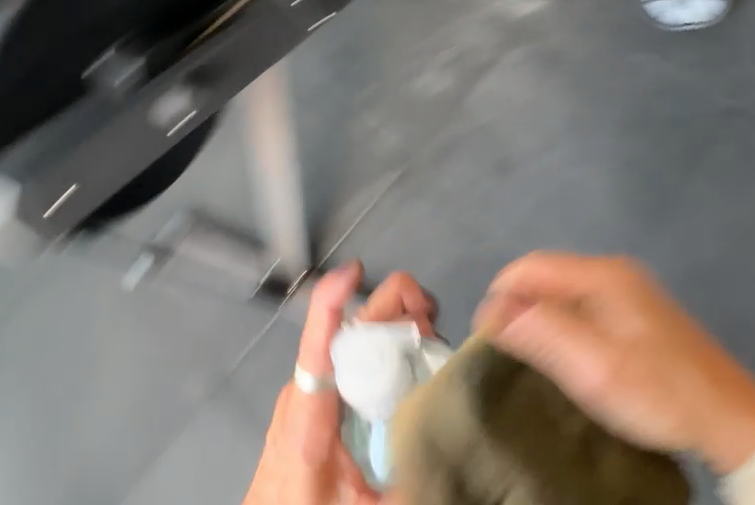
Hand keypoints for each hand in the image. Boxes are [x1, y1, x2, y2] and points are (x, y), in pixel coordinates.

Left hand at [245, 264, 436, 504]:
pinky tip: (415, 360)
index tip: (354, 271)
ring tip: (431, 341)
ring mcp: (315, 388)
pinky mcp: (323, 394)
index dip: (331, 301)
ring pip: (357, 337)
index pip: (316, 348)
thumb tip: (445, 460)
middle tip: (433, 324)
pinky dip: (389, 343)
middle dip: (395, 306)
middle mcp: (309, 391)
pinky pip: (357, 354)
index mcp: (310, 419)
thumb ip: (400, 486)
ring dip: (396, 323)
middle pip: (351, 328)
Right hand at [473, 252, 754, 474]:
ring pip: (563, 291)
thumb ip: (543, 332)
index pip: (531, 266)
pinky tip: (566, 355)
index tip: (487, 337)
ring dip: (540, 317)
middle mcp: (613, 272)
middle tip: (508, 352)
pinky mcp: (635, 311)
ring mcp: (627, 290)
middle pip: (547, 275)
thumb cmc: (657, 390)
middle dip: (520, 306)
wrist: (724, 413)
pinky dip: (563, 323)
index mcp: (602, 275)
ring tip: (533, 358)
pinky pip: (582, 305)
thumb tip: (492, 309)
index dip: (502, 295)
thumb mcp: (594, 366)